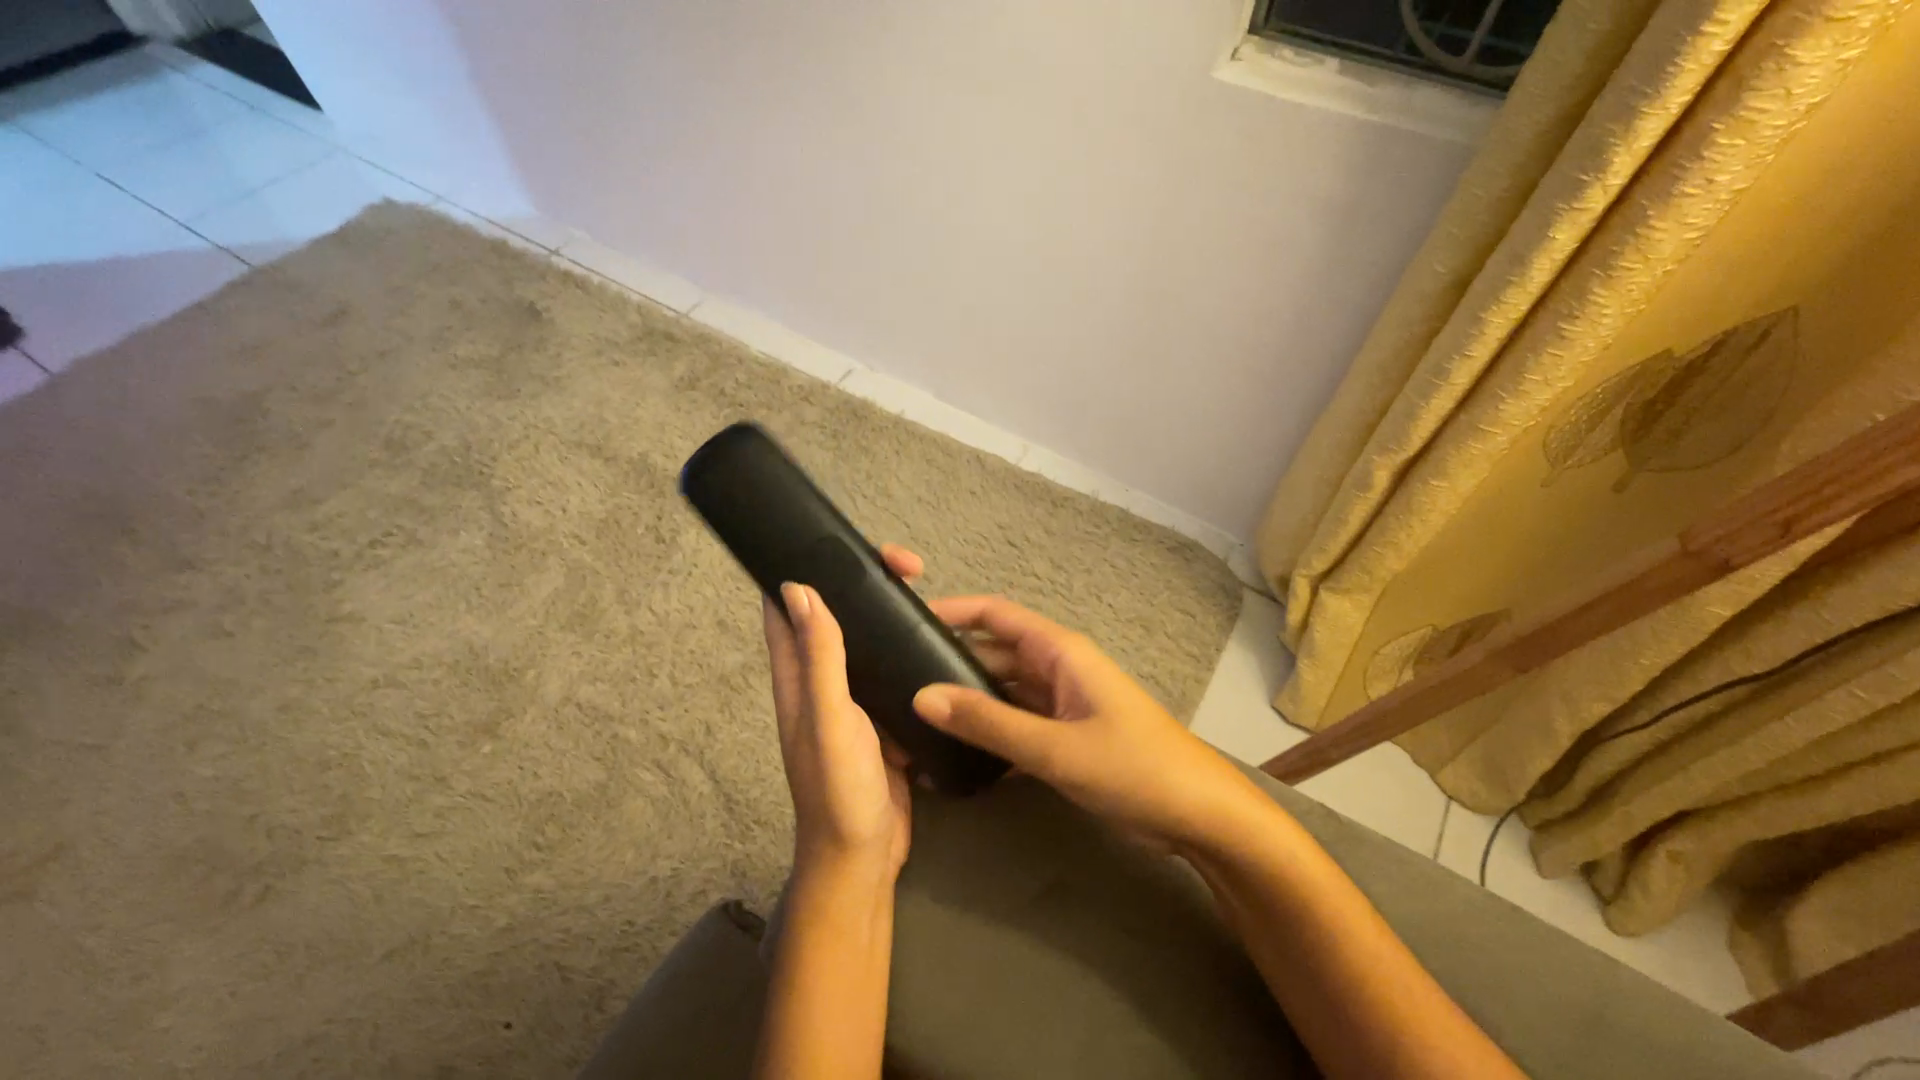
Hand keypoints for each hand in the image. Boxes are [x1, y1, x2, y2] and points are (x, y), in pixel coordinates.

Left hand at [763, 545, 924, 884]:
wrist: (863, 858)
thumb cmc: (840, 790)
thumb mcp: (829, 720)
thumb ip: (818, 657)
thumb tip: (798, 586)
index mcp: (797, 678)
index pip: (789, 607)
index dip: (809, 569)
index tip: (847, 545)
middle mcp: (820, 684)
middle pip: (835, 618)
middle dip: (865, 585)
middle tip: (912, 567)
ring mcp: (853, 704)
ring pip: (868, 645)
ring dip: (889, 616)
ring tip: (931, 594)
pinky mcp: (882, 722)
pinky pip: (893, 677)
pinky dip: (909, 654)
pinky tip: (939, 642)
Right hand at [912, 594, 1261, 851]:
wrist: (1198, 816)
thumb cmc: (1133, 767)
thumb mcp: (1054, 747)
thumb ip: (988, 723)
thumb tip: (920, 696)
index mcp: (1060, 652)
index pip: (996, 615)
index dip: (952, 612)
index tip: (902, 621)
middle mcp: (1058, 670)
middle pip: (994, 656)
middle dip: (949, 665)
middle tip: (894, 684)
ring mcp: (1062, 706)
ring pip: (1003, 694)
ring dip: (967, 706)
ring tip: (913, 721)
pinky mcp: (1066, 739)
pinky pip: (1017, 727)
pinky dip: (989, 738)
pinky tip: (953, 759)